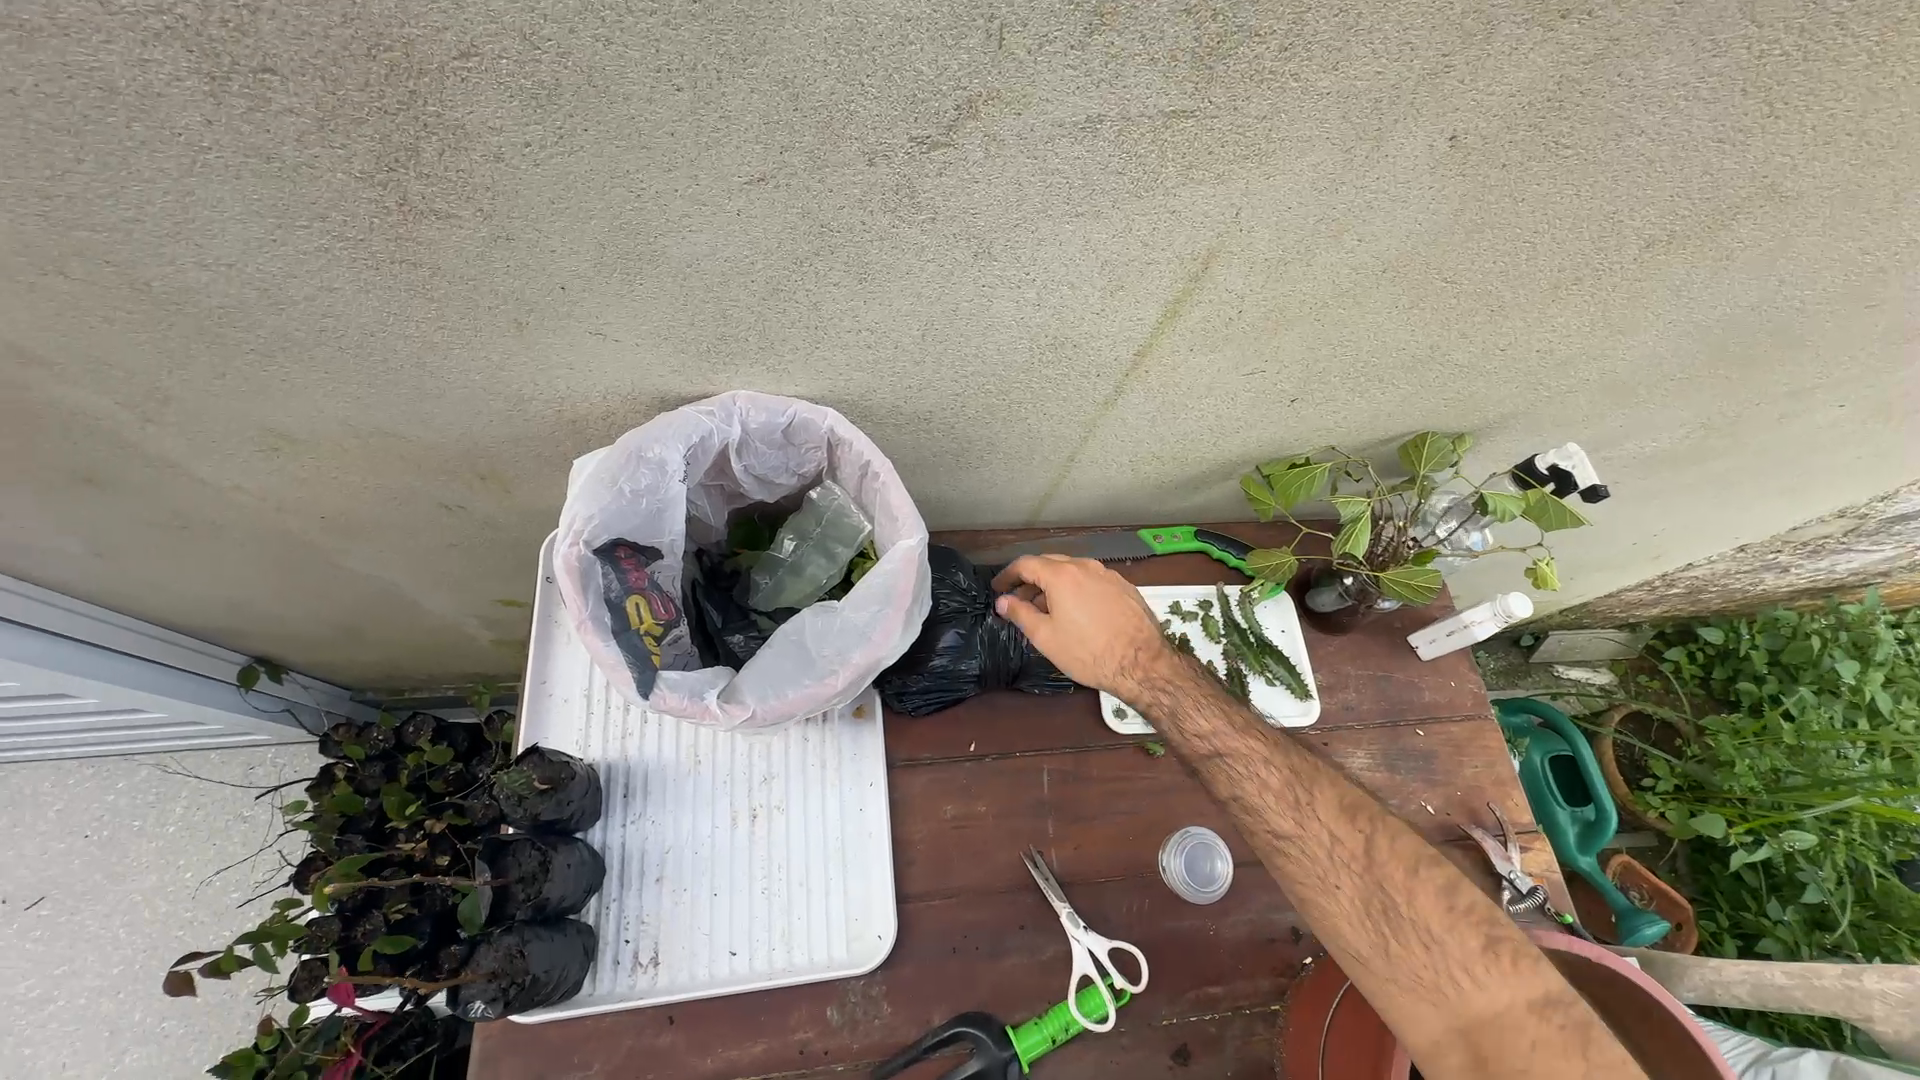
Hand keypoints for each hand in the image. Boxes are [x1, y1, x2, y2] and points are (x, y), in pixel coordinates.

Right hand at [990, 555, 1175, 698]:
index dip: (1007, 575)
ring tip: (1047, 609)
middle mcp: (1086, 566)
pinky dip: (1077, 589)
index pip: (1026, 564)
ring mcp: (1109, 575)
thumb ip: (1020, 613)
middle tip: (1019, 599)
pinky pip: (1093, 581)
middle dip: (1030, 579)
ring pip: (1074, 571)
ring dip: (1055, 585)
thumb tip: (1003, 601)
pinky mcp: (1125, 587)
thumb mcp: (1045, 637)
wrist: (1141, 664)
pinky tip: (1077, 612)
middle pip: (1050, 563)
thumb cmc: (1088, 652)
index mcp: (1062, 575)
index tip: (998, 588)